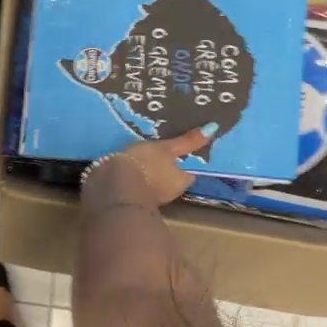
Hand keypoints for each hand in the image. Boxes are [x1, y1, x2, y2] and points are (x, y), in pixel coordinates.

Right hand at [85, 124, 217, 209]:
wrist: (113, 188)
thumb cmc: (145, 165)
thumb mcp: (167, 148)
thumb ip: (187, 141)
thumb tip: (213, 129)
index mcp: (183, 180)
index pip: (189, 168)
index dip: (185, 157)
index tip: (177, 145)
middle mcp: (171, 192)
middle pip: (171, 174)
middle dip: (165, 163)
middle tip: (156, 144)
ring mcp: (150, 197)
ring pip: (153, 178)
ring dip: (148, 169)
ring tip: (138, 150)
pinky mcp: (131, 198)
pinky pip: (136, 182)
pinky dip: (134, 174)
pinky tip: (126, 163)